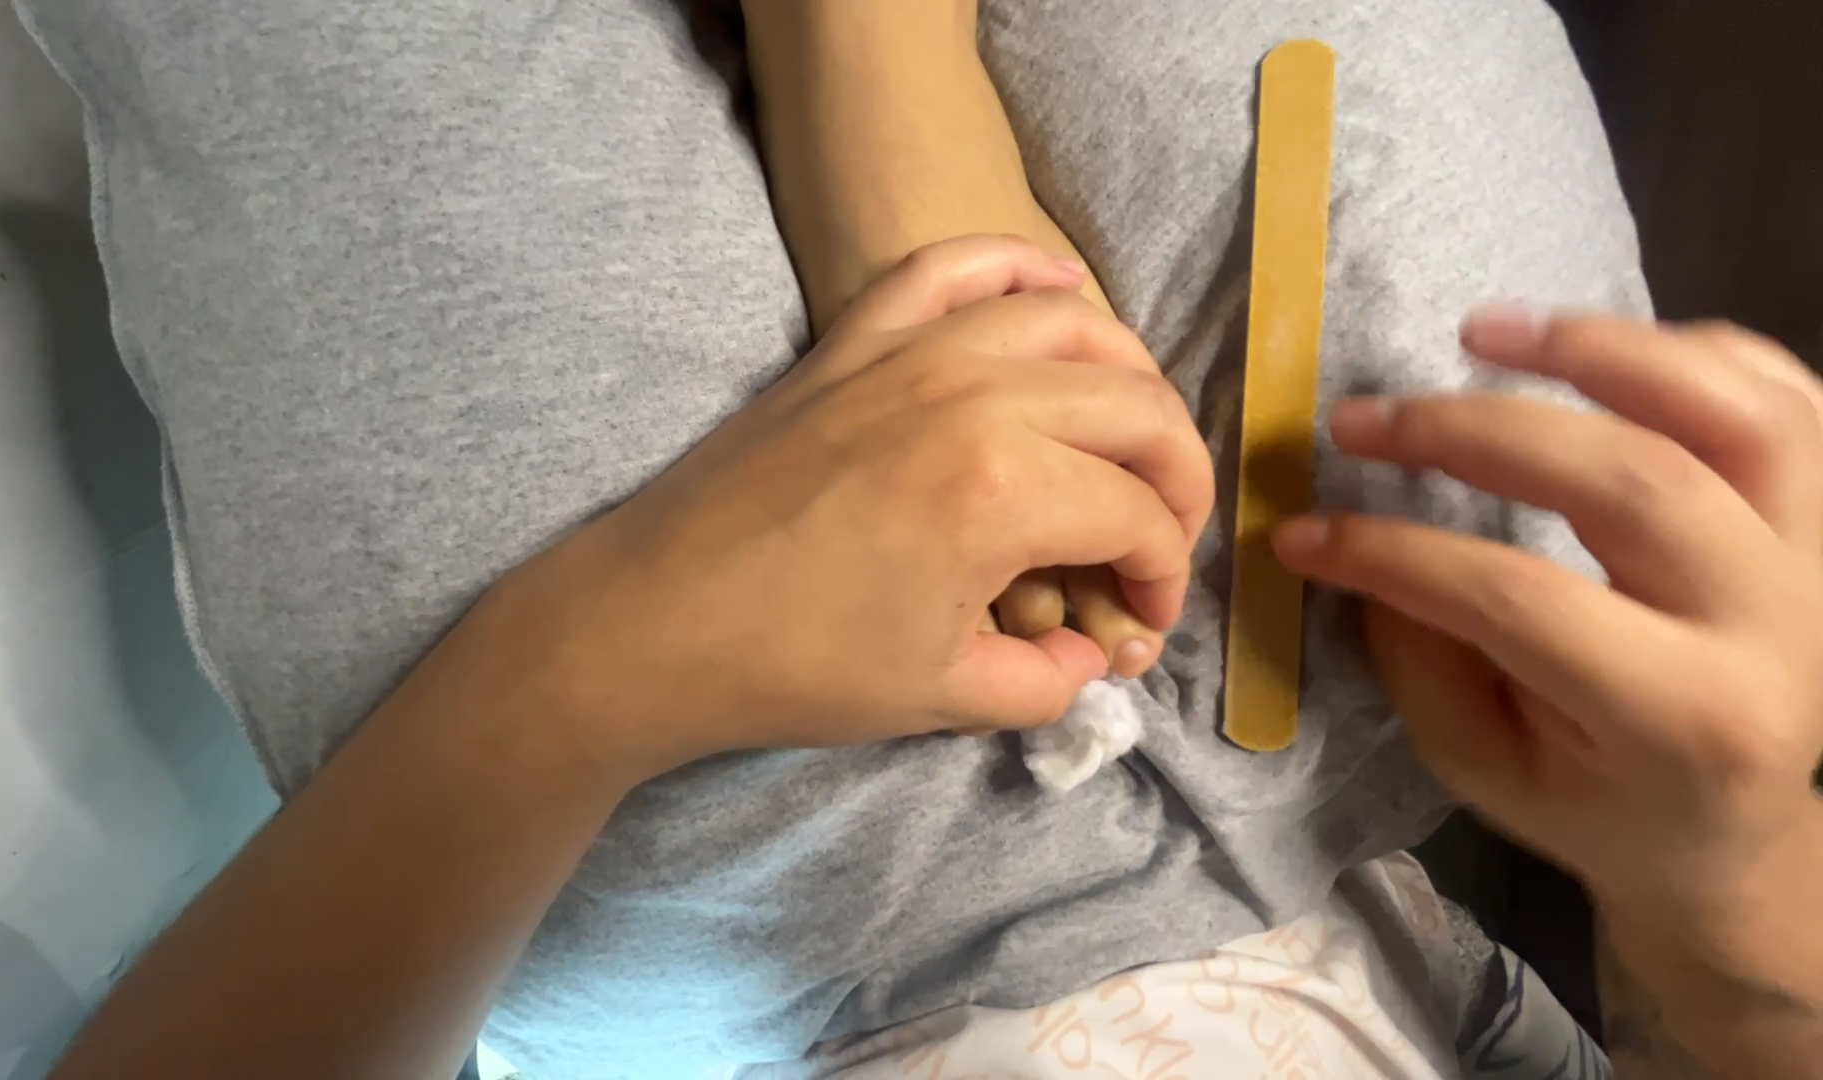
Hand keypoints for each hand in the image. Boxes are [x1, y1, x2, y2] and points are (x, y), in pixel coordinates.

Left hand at [501, 235, 1212, 781]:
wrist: (655, 620)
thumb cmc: (796, 668)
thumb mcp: (944, 697)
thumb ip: (1049, 682)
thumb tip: (1097, 657)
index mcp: (1001, 489)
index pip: (1136, 516)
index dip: (1161, 575)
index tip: (1142, 620)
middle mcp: (970, 394)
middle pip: (1131, 407)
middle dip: (1174, 477)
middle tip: (1157, 537)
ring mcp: (906, 351)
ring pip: (1066, 322)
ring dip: (1125, 373)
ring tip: (1132, 431)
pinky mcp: (852, 341)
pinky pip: (949, 267)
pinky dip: (1014, 266)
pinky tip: (1053, 290)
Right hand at [1274, 308, 1822, 909]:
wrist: (1721, 824)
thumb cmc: (1578, 801)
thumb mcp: (1470, 759)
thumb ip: (1419, 655)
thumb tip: (1369, 551)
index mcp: (1677, 713)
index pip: (1514, 596)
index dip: (1386, 552)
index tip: (1297, 534)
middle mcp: (1778, 626)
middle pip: (1631, 482)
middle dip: (1468, 433)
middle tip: (1357, 420)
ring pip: (1739, 417)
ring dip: (1597, 354)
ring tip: (1480, 332)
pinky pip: (1782, 401)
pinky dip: (1677, 354)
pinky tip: (1577, 346)